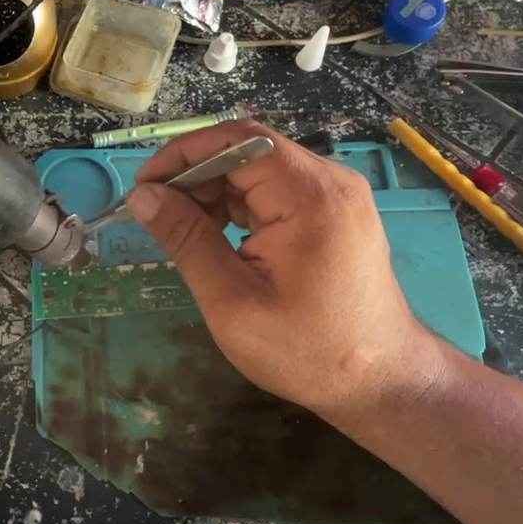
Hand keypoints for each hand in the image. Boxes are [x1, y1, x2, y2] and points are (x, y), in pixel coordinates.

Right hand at [127, 120, 450, 415]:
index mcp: (310, 196)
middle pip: (247, 150)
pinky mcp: (332, 212)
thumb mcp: (231, 300)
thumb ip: (186, 240)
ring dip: (213, 192)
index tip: (144, 187)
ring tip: (185, 234)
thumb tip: (142, 196)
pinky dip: (237, 205)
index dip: (183, 154)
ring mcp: (334, 195)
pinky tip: (217, 239)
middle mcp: (330, 181)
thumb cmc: (306, 350)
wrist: (380, 382)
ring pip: (257, 169)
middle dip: (194, 175)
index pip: (237, 141)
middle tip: (158, 215)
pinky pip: (274, 190)